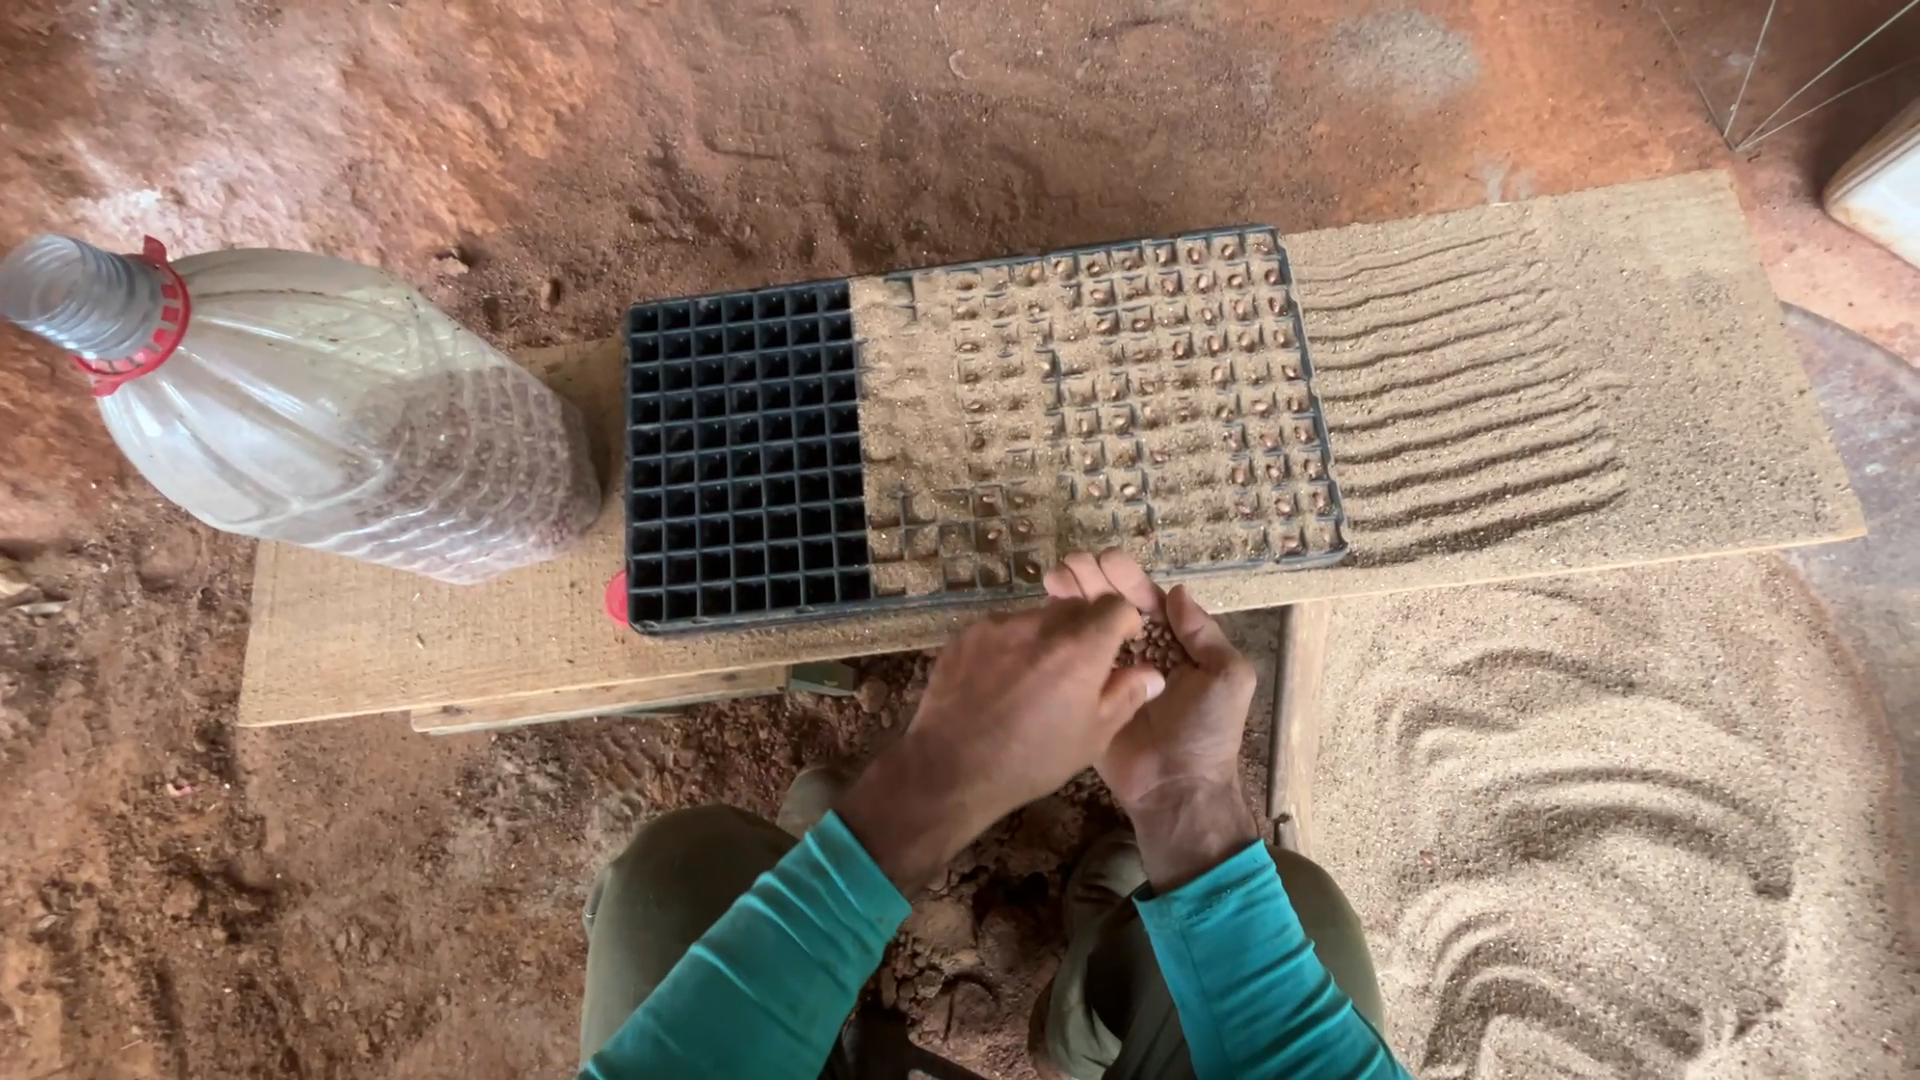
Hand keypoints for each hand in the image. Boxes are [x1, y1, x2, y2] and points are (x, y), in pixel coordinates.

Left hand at [836, 595, 1166, 891]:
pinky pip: (1001, 629)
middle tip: (1077, 667)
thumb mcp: (1091, 737)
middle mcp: (1040, 624)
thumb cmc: (1032, 759)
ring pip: (1036, 618)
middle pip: (1074, 608)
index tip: (1120, 642)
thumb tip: (1151, 673)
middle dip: (1084, 629)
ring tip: (1033, 679)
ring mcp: (998, 625)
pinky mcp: (967, 634)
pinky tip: (1000, 681)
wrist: (951, 767)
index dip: (1122, 621)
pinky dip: (1010, 646)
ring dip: (1045, 638)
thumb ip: (1126, 696)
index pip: (1114, 605)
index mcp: (1080, 647)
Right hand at [1045, 550, 1260, 888]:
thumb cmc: (1207, 730)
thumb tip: (1177, 593)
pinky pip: (1073, 662)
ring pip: (1090, 629)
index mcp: (1174, 646)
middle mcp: (1140, 654)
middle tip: (1070, 561)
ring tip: (1053, 577)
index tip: (1105, 558)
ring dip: (1072, 601)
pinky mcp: (1087, 696)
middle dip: (1093, 582)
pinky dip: (1060, 637)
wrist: (1176, 787)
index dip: (1127, 579)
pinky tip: (1044, 614)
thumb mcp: (1228, 677)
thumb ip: (1205, 634)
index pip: (1148, 602)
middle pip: (1113, 609)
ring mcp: (1110, 674)